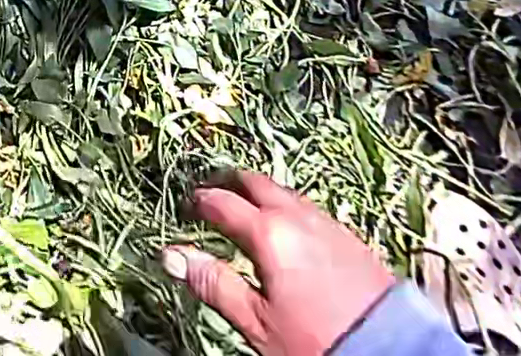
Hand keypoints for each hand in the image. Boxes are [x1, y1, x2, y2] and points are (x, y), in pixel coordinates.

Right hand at [162, 172, 396, 355]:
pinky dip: (288, 207)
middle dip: (230, 183)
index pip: (221, 202)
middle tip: (213, 195)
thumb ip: (214, 284)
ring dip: (261, 193)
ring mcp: (326, 222)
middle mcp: (295, 215)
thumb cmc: (318, 346)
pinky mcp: (350, 236)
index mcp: (267, 231)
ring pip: (283, 191)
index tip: (187, 208)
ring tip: (248, 208)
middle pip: (254, 182)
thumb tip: (170, 256)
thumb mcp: (258, 324)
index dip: (200, 202)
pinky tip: (289, 229)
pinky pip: (308, 207)